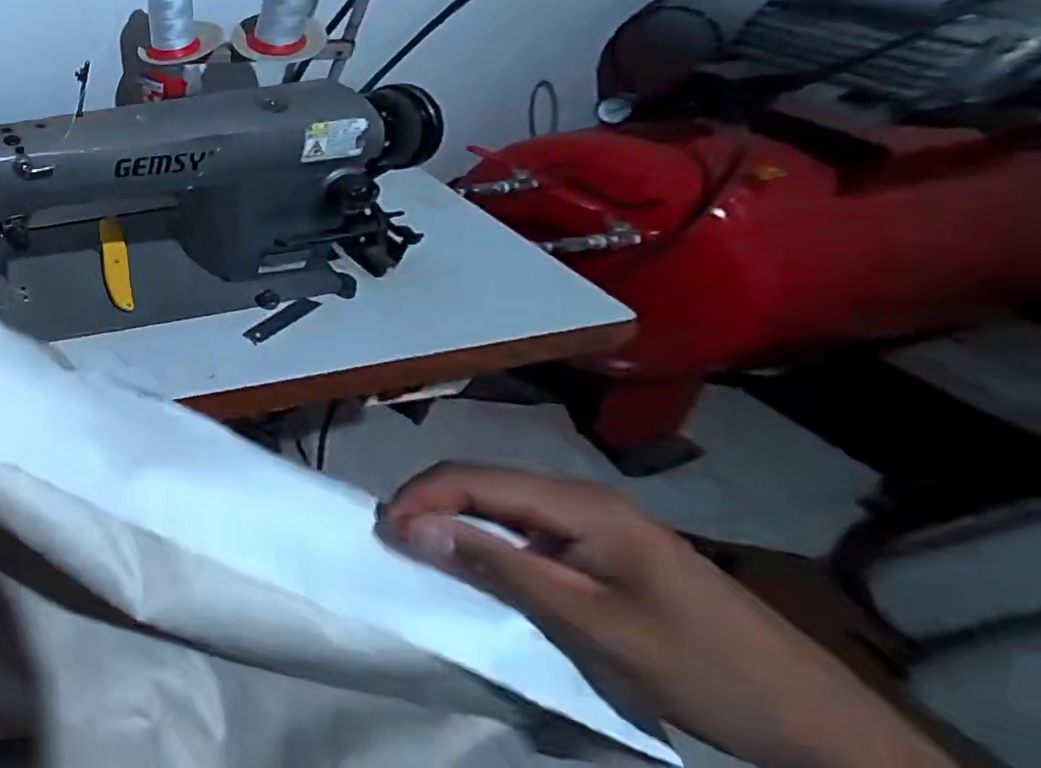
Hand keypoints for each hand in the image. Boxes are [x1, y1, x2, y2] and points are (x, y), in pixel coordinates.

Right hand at [380, 464, 952, 767]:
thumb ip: (499, 568)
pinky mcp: (602, 545)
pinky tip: (474, 563)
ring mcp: (594, 519)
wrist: (815, 719)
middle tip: (391, 541)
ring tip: (420, 550)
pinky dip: (486, 540)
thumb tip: (415, 527)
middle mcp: (582, 496)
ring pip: (500, 503)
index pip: (475, 478)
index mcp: (580, 502)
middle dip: (430, 503)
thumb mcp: (590, 622)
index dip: (421, 498)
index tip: (382, 533)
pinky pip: (524, 528)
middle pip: (483, 482)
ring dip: (454, 520)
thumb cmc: (699, 666)